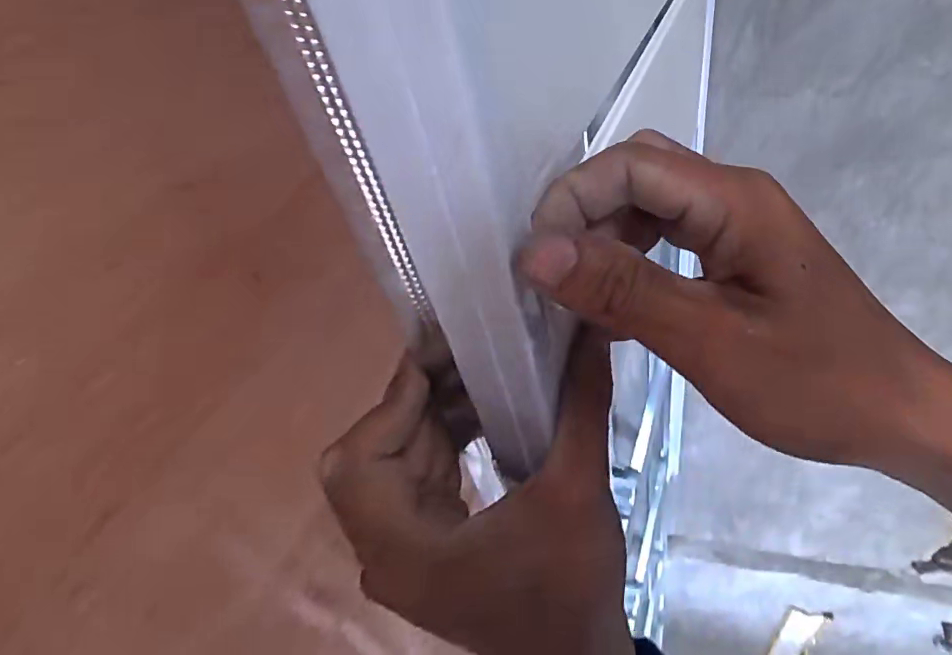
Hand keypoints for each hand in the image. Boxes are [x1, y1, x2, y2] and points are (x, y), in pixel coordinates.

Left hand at [318, 333, 631, 654]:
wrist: (577, 654)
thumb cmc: (570, 580)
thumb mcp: (580, 486)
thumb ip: (582, 405)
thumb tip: (593, 330)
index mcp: (403, 548)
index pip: (358, 461)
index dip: (393, 401)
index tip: (447, 351)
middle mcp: (387, 550)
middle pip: (371, 455)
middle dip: (418, 396)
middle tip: (473, 346)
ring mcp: (405, 550)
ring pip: (394, 460)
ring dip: (434, 410)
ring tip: (485, 365)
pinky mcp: (430, 544)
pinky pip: (419, 474)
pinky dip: (446, 434)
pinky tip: (488, 407)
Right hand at [516, 131, 951, 469]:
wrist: (895, 407)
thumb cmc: (815, 381)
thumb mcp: (712, 341)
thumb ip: (625, 290)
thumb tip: (537, 250)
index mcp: (735, 199)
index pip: (632, 164)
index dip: (572, 200)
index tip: (534, 266)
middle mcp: (737, 193)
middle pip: (641, 173)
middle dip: (585, 213)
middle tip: (550, 279)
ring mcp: (743, 221)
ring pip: (654, 203)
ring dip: (608, 237)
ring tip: (575, 295)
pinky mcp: (743, 251)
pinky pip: (675, 235)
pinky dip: (637, 259)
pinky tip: (617, 305)